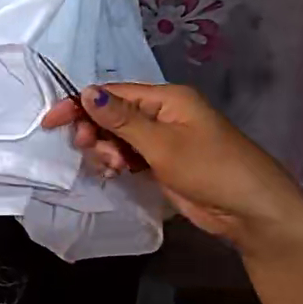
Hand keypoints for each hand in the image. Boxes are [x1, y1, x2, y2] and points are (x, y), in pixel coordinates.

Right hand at [41, 83, 302, 255]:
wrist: (251, 211)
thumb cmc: (211, 169)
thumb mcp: (162, 144)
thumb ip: (121, 119)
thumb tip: (86, 92)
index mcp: (166, 98)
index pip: (112, 93)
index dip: (79, 105)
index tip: (51, 122)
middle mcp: (161, 113)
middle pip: (110, 115)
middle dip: (95, 133)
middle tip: (94, 152)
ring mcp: (162, 139)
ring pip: (115, 137)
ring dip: (106, 151)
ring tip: (115, 168)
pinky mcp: (161, 161)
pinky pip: (127, 155)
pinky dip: (116, 162)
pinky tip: (116, 174)